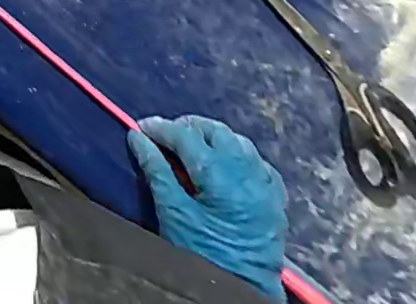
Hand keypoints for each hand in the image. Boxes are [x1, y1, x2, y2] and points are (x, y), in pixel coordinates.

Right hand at [127, 116, 287, 301]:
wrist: (241, 296)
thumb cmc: (202, 258)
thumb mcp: (173, 215)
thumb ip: (156, 171)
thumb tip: (138, 137)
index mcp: (221, 177)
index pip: (187, 136)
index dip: (161, 129)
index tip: (141, 128)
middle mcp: (248, 172)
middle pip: (215, 131)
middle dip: (188, 128)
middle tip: (166, 136)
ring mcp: (266, 184)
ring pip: (237, 141)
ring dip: (213, 138)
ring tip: (191, 146)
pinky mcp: (277, 198)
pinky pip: (257, 162)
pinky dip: (238, 155)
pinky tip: (225, 164)